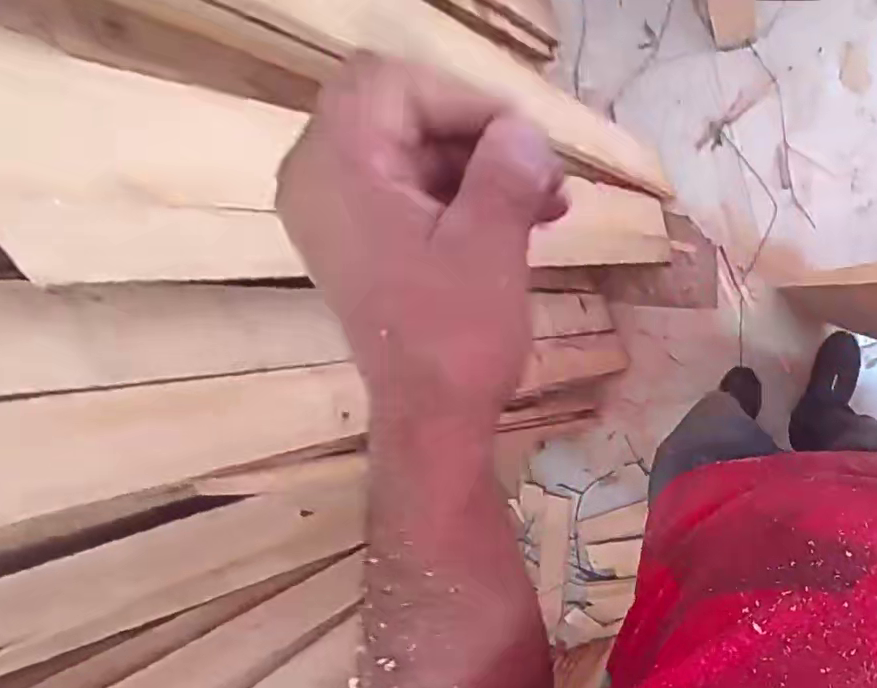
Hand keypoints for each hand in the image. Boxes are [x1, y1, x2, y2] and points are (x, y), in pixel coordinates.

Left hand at [276, 55, 568, 427]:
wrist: (436, 412)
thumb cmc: (460, 334)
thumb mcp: (491, 249)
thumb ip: (505, 177)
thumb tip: (528, 133)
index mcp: (340, 166)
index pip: (395, 86)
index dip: (470, 103)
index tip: (534, 144)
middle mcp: (324, 177)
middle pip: (403, 119)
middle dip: (484, 140)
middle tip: (551, 178)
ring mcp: (344, 215)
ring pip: (416, 160)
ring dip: (486, 173)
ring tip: (552, 204)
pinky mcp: (370, 247)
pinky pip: (416, 199)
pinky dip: (469, 202)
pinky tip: (522, 223)